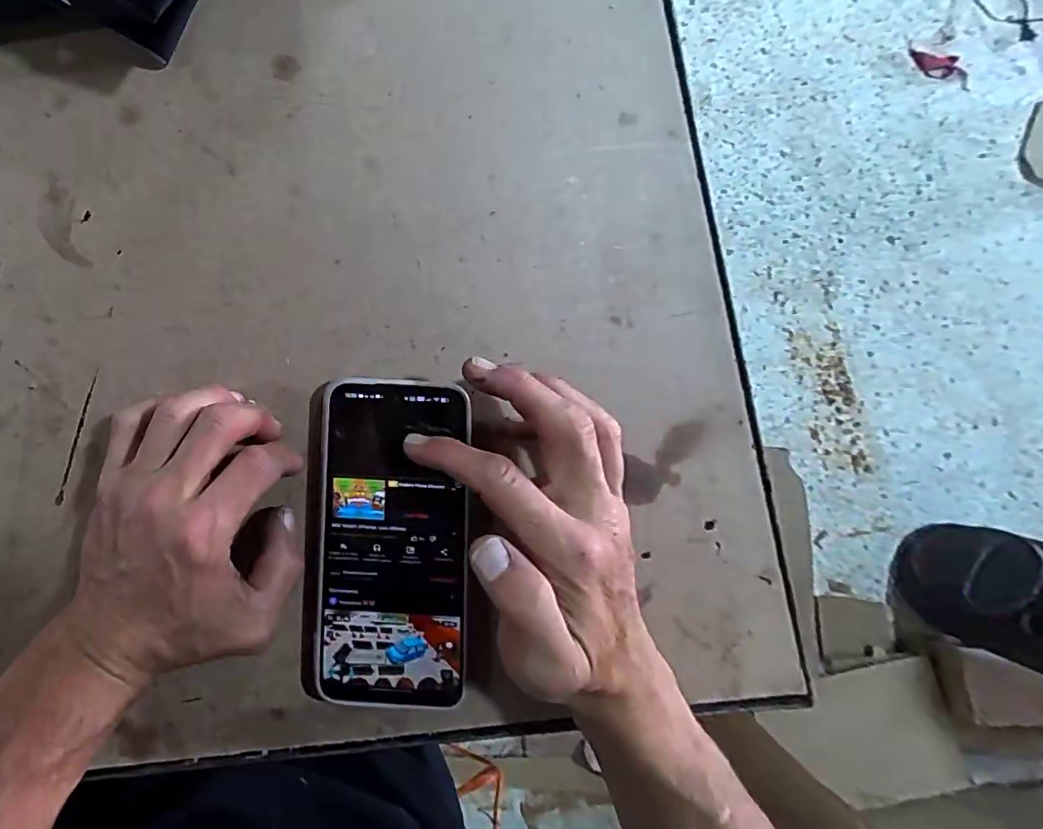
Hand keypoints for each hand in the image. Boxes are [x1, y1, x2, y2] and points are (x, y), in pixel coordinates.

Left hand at [55, 386, 304, 688]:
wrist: (109, 638)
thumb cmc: (183, 630)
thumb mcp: (254, 623)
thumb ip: (284, 565)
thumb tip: (283, 512)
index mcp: (204, 530)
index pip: (255, 464)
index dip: (284, 455)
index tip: (291, 464)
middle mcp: (166, 495)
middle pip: (217, 423)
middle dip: (255, 415)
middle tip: (270, 429)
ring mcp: (131, 482)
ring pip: (175, 411)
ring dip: (213, 399)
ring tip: (235, 407)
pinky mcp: (107, 479)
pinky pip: (131, 420)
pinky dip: (162, 405)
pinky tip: (185, 414)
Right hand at [403, 359, 667, 708]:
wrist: (623, 671)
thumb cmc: (571, 661)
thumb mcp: (541, 658)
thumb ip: (518, 604)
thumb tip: (487, 546)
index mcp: (568, 547)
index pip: (506, 480)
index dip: (457, 454)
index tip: (420, 443)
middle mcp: (595, 511)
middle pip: (566, 427)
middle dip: (518, 389)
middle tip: (474, 370)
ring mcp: (609, 499)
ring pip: (592, 422)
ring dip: (548, 388)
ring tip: (504, 374)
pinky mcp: (612, 496)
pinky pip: (601, 435)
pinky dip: (569, 406)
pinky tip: (535, 406)